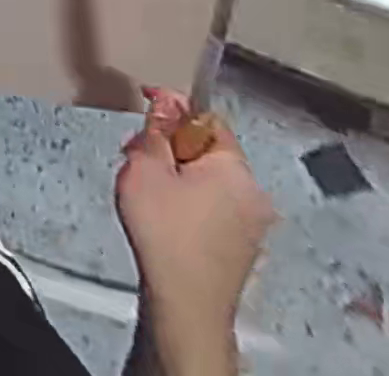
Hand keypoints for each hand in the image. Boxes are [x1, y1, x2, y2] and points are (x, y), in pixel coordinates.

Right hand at [116, 88, 274, 375]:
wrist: (186, 293)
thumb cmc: (163, 225)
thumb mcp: (145, 166)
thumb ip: (156, 131)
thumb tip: (166, 101)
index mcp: (234, 169)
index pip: (208, 119)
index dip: (175, 104)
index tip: (146, 95)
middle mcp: (254, 191)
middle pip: (209, 149)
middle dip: (171, 143)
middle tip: (134, 152)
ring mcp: (253, 220)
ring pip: (211, 176)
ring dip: (177, 168)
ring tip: (144, 182)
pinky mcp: (243, 241)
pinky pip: (215, 200)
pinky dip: (188, 193)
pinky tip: (163, 208)